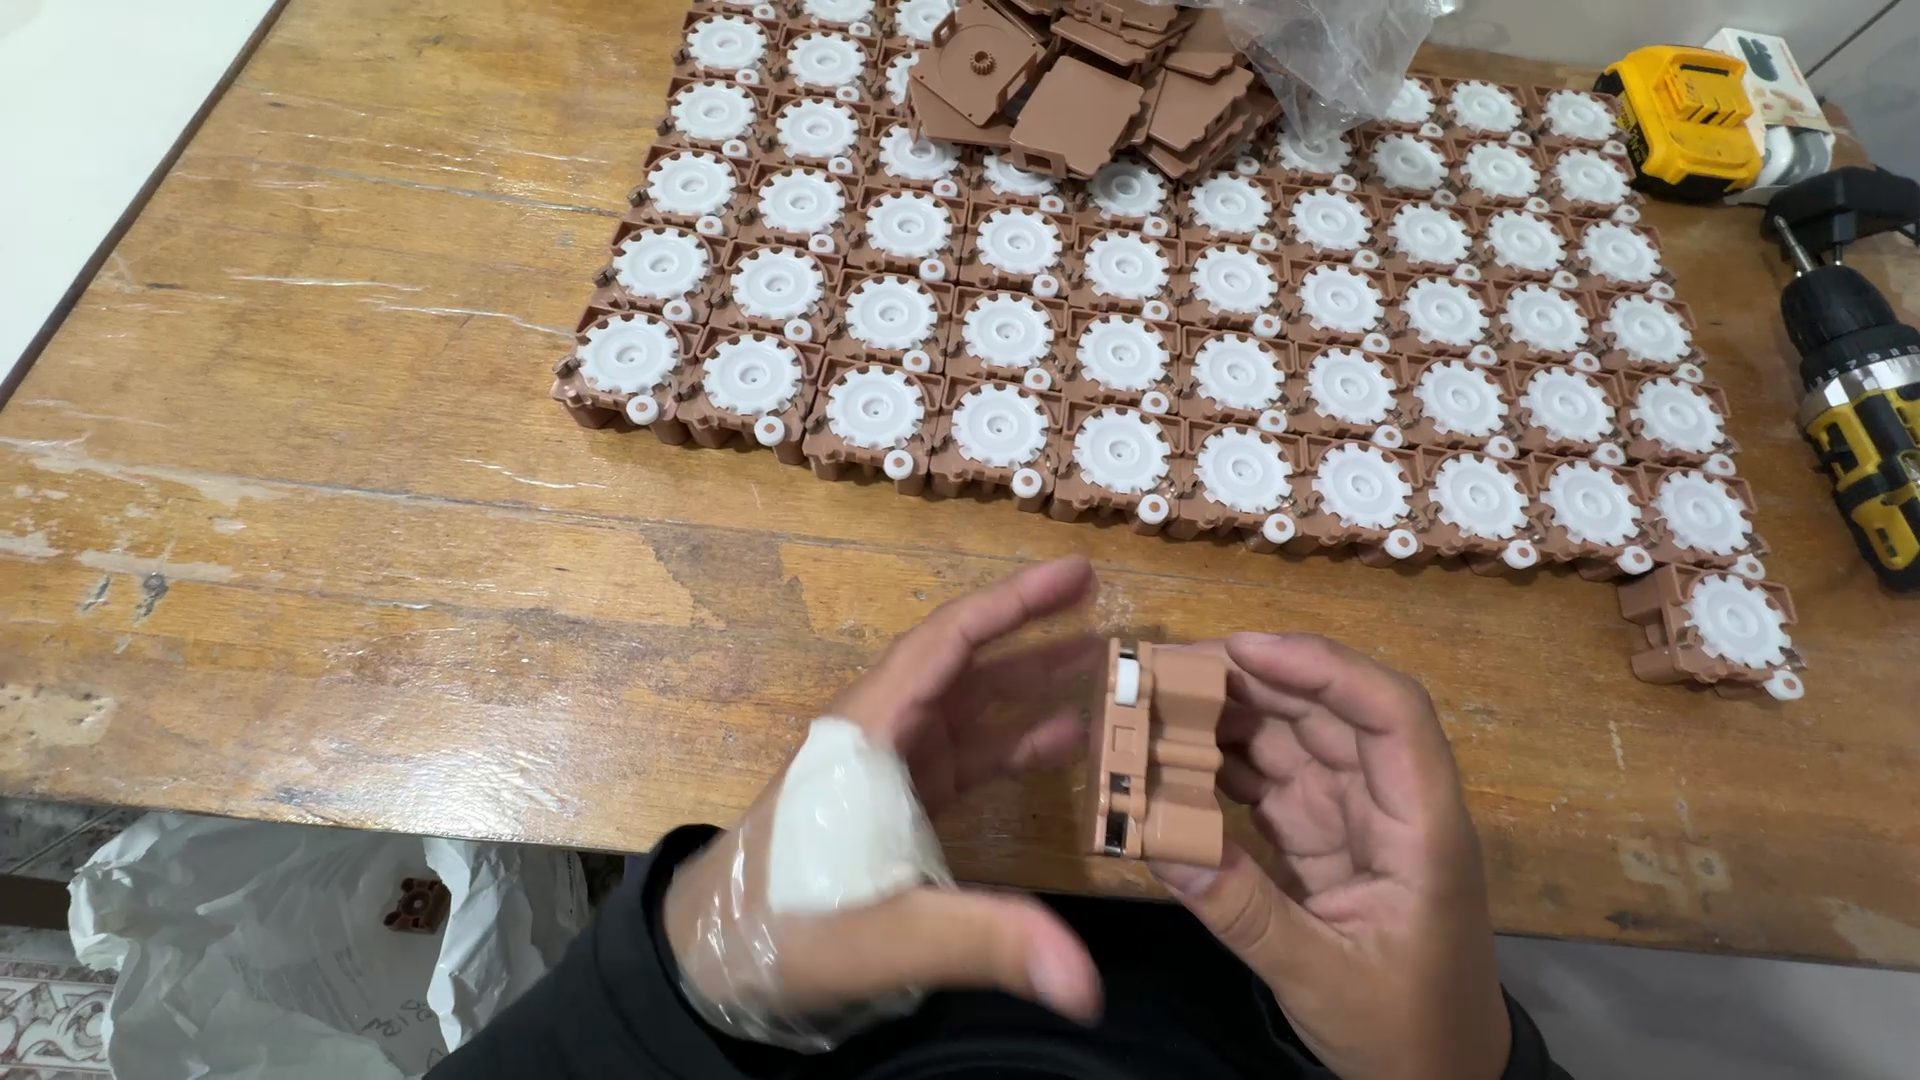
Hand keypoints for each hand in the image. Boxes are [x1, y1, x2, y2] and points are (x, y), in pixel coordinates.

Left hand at [662, 555, 1104, 1046]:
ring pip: (972, 701)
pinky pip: (971, 752)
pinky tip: (1064, 738)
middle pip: (964, 657)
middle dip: (1029, 622)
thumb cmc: (788, 920)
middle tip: (1094, 594)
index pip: (948, 641)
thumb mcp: (886, 933)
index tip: (1076, 575)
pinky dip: (1017, 740)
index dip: (1014, 601)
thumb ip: (982, 940)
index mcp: (873, 729)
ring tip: (1098, 659)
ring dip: (1030, 678)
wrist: (722, 947)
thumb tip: (1085, 977)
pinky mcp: (906, 792)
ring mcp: (897, 759)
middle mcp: (886, 727)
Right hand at [1153, 633, 1510, 1079]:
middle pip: (1322, 708)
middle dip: (1248, 679)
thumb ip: (1247, 913)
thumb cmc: (1410, 1033)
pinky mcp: (1311, 827)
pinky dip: (1215, 759)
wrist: (1437, 1076)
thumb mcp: (1326, 980)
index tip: (1242, 650)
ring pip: (1285, 733)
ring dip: (1223, 713)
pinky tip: (1169, 756)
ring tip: (1154, 704)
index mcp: (1418, 824)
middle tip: (1165, 669)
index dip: (1321, 667)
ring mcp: (1343, 809)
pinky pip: (1260, 774)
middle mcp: (1382, 797)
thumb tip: (1162, 842)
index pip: (1389, 712)